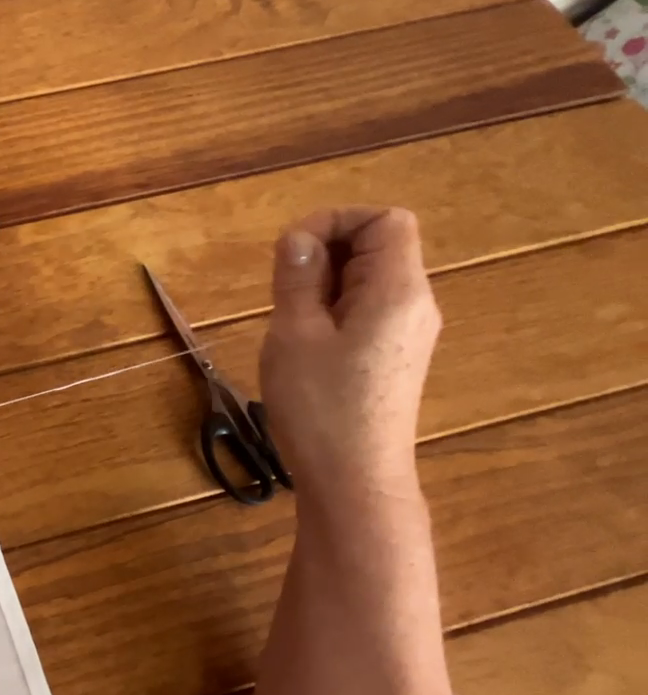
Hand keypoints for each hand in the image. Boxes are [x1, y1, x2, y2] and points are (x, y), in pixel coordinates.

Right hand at [258, 208, 441, 498]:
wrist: (352, 474)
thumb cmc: (320, 403)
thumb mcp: (294, 334)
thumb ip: (297, 280)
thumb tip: (297, 238)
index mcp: (397, 292)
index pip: (386, 221)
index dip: (336, 221)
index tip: (289, 249)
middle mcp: (414, 303)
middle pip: (378, 245)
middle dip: (323, 249)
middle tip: (280, 286)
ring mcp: (406, 330)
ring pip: (367, 277)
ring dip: (321, 280)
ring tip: (286, 315)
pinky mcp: (392, 352)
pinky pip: (364, 305)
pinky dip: (330, 304)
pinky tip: (302, 335)